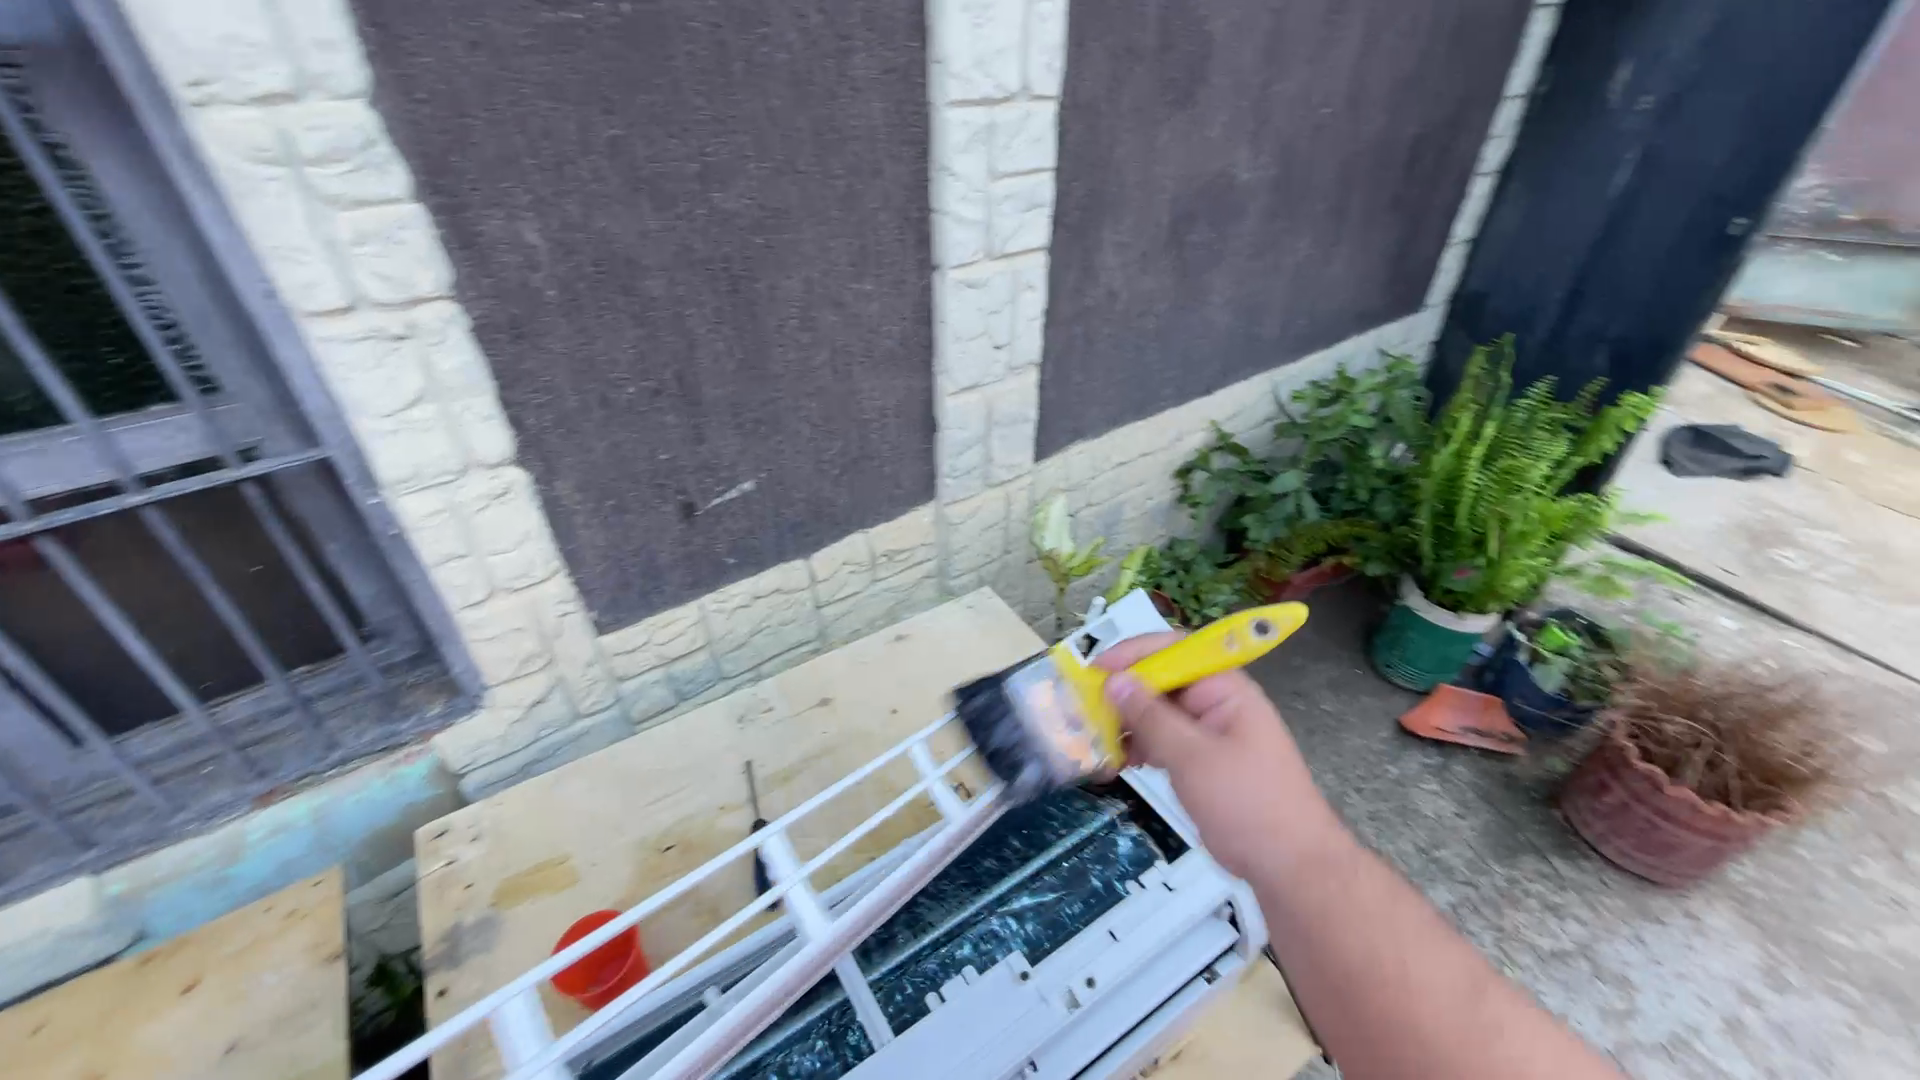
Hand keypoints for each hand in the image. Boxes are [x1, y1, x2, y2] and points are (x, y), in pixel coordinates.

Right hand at [1096, 632, 1344, 879]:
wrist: (1289, 865)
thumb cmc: (1246, 802)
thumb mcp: (1193, 756)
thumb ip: (1150, 717)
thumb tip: (1114, 680)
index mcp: (1224, 687)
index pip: (1174, 650)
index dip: (1133, 653)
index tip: (1096, 670)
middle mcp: (1215, 703)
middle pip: (1162, 681)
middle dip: (1124, 692)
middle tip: (1086, 708)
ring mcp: (1207, 734)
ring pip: (1158, 713)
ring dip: (1127, 723)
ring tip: (1098, 740)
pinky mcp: (1200, 762)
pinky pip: (1163, 741)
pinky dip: (1140, 747)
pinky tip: (1118, 763)